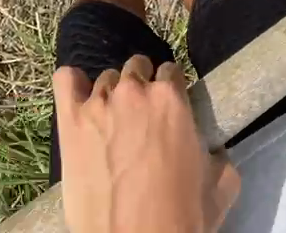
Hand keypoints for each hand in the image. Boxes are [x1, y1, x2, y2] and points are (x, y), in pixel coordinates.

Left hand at [53, 55, 239, 232]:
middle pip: (137, 68)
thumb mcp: (220, 187)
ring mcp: (99, 103)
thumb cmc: (181, 219)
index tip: (167, 111)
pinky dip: (72, 84)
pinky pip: (66, 80)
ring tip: (111, 123)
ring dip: (111, 95)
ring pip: (106, 78)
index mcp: (171, 99)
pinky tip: (78, 99)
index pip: (170, 71)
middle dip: (142, 88)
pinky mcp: (71, 120)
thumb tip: (216, 152)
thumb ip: (219, 158)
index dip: (170, 91)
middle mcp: (134, 91)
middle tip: (141, 120)